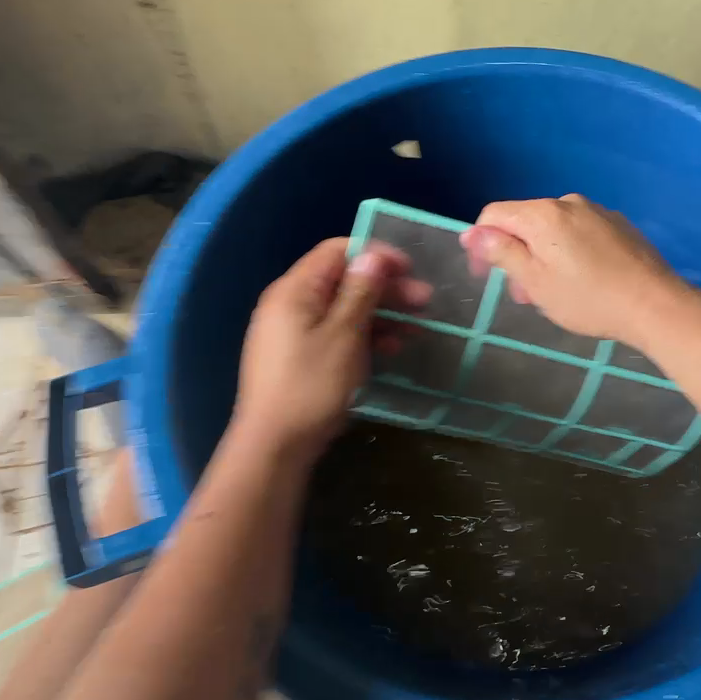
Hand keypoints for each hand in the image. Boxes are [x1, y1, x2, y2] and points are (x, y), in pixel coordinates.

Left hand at [229, 238, 424, 455]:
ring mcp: (293, 332)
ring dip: (381, 314)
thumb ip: (360, 292)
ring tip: (417, 329)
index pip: (337, 251)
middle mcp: (290, 304)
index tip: (410, 270)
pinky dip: (364, 336)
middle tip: (425, 301)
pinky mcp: (300, 357)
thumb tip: (373, 255)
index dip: (375, 255)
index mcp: (295, 290)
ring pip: (343, 309)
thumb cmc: (311, 386)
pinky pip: (336, 333)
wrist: (275, 447)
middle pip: (343, 280)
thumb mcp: (344, 335)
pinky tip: (391, 348)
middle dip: (385, 288)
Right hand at [459, 194, 687, 344]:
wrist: (655, 304)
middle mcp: (567, 202)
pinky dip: (568, 250)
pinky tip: (583, 279)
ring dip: (542, 254)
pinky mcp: (617, 223)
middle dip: (515, 253)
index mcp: (542, 214)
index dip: (480, 242)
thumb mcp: (536, 282)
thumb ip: (502, 253)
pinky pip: (578, 230)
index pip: (493, 214)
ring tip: (553, 291)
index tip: (483, 275)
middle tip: (524, 294)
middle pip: (524, 221)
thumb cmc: (589, 299)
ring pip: (552, 228)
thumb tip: (473, 233)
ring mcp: (596, 210)